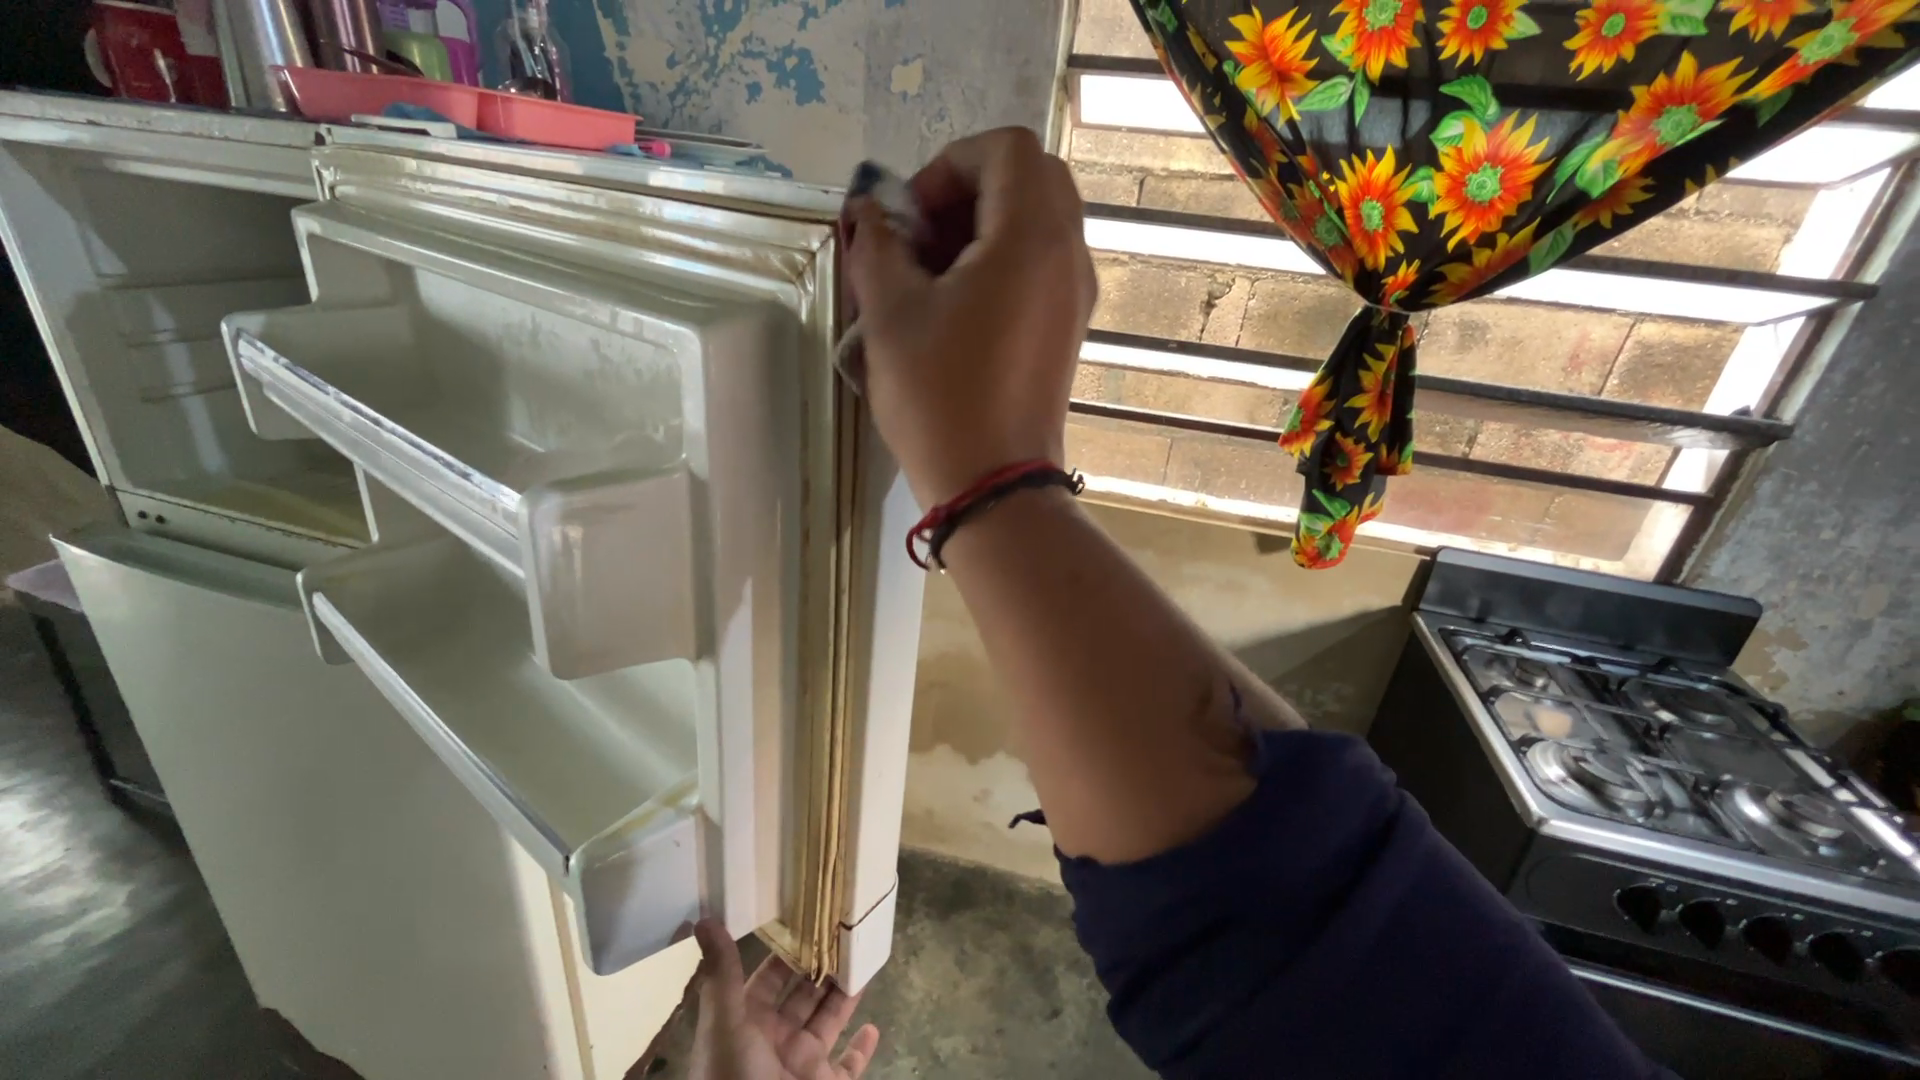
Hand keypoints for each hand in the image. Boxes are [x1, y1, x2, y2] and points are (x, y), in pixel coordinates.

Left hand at [685, 919, 879, 1079]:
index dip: (789, 948)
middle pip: (804, 993)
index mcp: (746, 1023)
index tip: (811, 915)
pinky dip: (862, 1050)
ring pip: (829, 1020)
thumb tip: (704, 918)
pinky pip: (848, 1067)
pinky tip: (874, 1027)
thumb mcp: (723, 1024)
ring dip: (846, 994)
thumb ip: (722, 973)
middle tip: (847, 929)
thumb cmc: (732, 1079)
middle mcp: (775, 1040)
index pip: (769, 976)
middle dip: (823, 965)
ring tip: (865, 959)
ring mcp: (802, 1065)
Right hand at [844, 127, 1097, 506]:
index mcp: (1032, 236)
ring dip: (985, 225)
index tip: (910, 217)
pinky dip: (1004, 260)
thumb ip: (878, 244)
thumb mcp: (890, 313)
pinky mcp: (1069, 327)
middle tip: (923, 236)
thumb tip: (872, 215)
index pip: (1005, 148)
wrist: (993, 483)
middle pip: (1030, 177)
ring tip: (934, 274)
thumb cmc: (939, 396)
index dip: (947, 166)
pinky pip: (1043, 263)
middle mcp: (1068, 254)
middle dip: (969, 190)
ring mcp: (1076, 293)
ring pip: (1039, 220)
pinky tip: (959, 306)